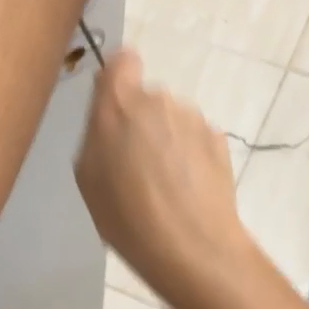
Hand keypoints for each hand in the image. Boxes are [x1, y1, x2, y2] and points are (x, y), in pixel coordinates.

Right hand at [75, 50, 257, 308]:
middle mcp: (159, 100)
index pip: (122, 61)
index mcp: (120, 104)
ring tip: (161, 186)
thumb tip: (112, 113)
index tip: (114, 110)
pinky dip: (189, 158)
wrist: (188, 246)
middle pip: (146, 99)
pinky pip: (195, 141)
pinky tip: (185, 192)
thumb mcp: (88, 176)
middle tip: (133, 166)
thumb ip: (98, 132)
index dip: (118, 80)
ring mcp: (194, 119)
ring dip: (166, 142)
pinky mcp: (220, 141)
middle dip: (140, 123)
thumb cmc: (124, 214)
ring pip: (172, 121)